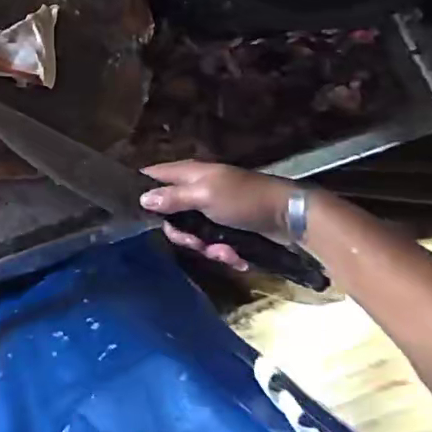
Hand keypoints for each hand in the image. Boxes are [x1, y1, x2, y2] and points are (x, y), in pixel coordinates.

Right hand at [139, 160, 298, 270]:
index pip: (151, 176)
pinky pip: (213, 241)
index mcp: (187, 174)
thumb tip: (142, 199)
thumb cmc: (245, 199)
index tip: (141, 213)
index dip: (142, 191)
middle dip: (182, 233)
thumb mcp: (204, 196)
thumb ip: (171, 198)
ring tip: (225, 253)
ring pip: (192, 231)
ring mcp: (211, 209)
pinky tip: (237, 257)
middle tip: (195, 243)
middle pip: (169, 213)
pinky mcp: (227, 226)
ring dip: (206, 247)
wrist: (291, 217)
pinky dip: (223, 251)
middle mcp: (195, 190)